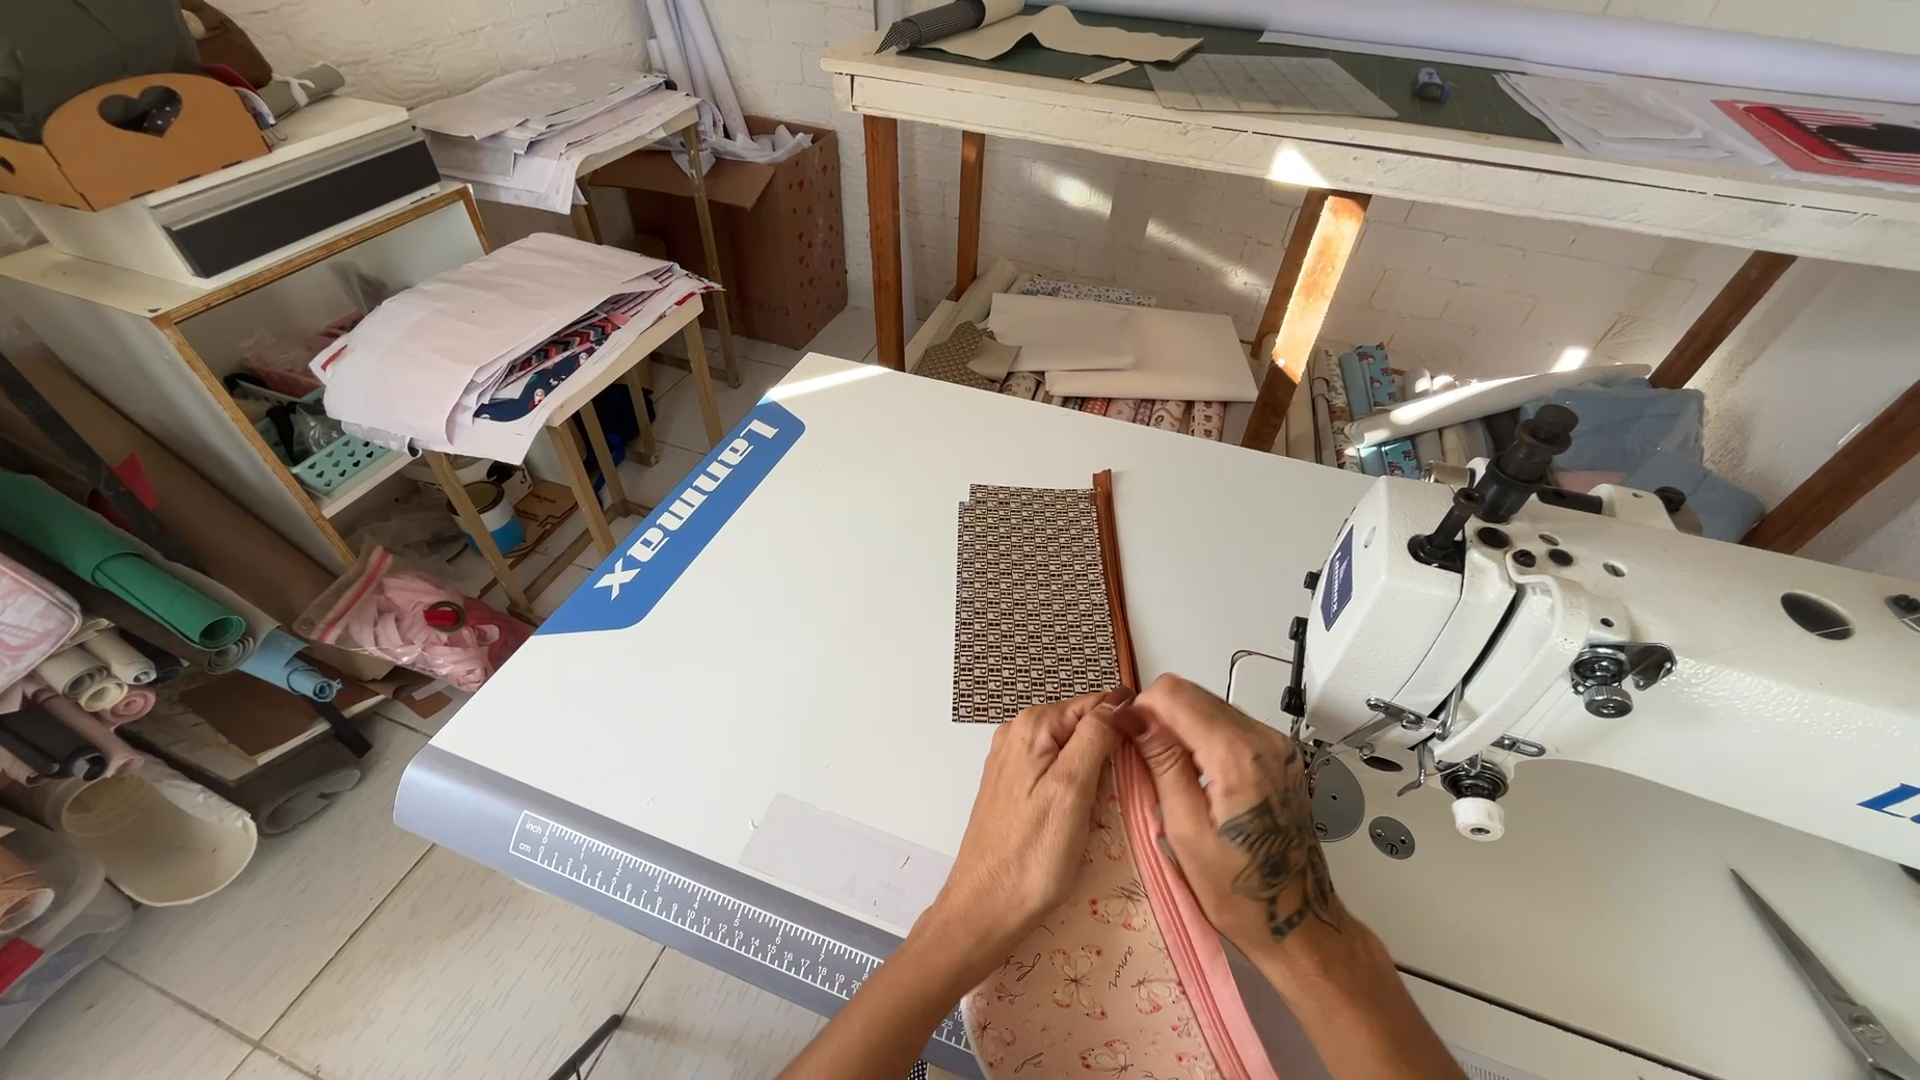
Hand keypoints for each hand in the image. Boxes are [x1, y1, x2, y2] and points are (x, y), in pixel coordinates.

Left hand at [919, 689, 1128, 973]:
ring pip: (1073, 748)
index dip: (1129, 723)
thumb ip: (1095, 738)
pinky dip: (1079, 783)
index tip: (1153, 752)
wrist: (986, 907)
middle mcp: (1018, 733)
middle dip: (1113, 747)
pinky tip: (1088, 810)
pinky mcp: (1014, 786)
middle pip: (1084, 724)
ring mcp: (1013, 760)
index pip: (1098, 703)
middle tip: (1137, 784)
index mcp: (1034, 725)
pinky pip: (1058, 769)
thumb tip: (1120, 702)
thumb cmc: (1032, 855)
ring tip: (1114, 802)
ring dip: (1098, 768)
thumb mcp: (1072, 789)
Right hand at [1129, 674, 1346, 973]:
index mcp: (1238, 756)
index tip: (1127, 737)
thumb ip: (1161, 763)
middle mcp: (1265, 740)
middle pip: (1192, 693)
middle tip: (1142, 758)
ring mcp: (1278, 745)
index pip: (1174, 693)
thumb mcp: (1184, 829)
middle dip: (1159, 716)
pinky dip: (1203, 737)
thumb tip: (1133, 718)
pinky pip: (1229, 724)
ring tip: (1166, 770)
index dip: (1141, 709)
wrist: (1298, 923)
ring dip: (1180, 726)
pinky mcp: (1281, 754)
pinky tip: (1193, 773)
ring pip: (1209, 704)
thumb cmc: (1238, 890)